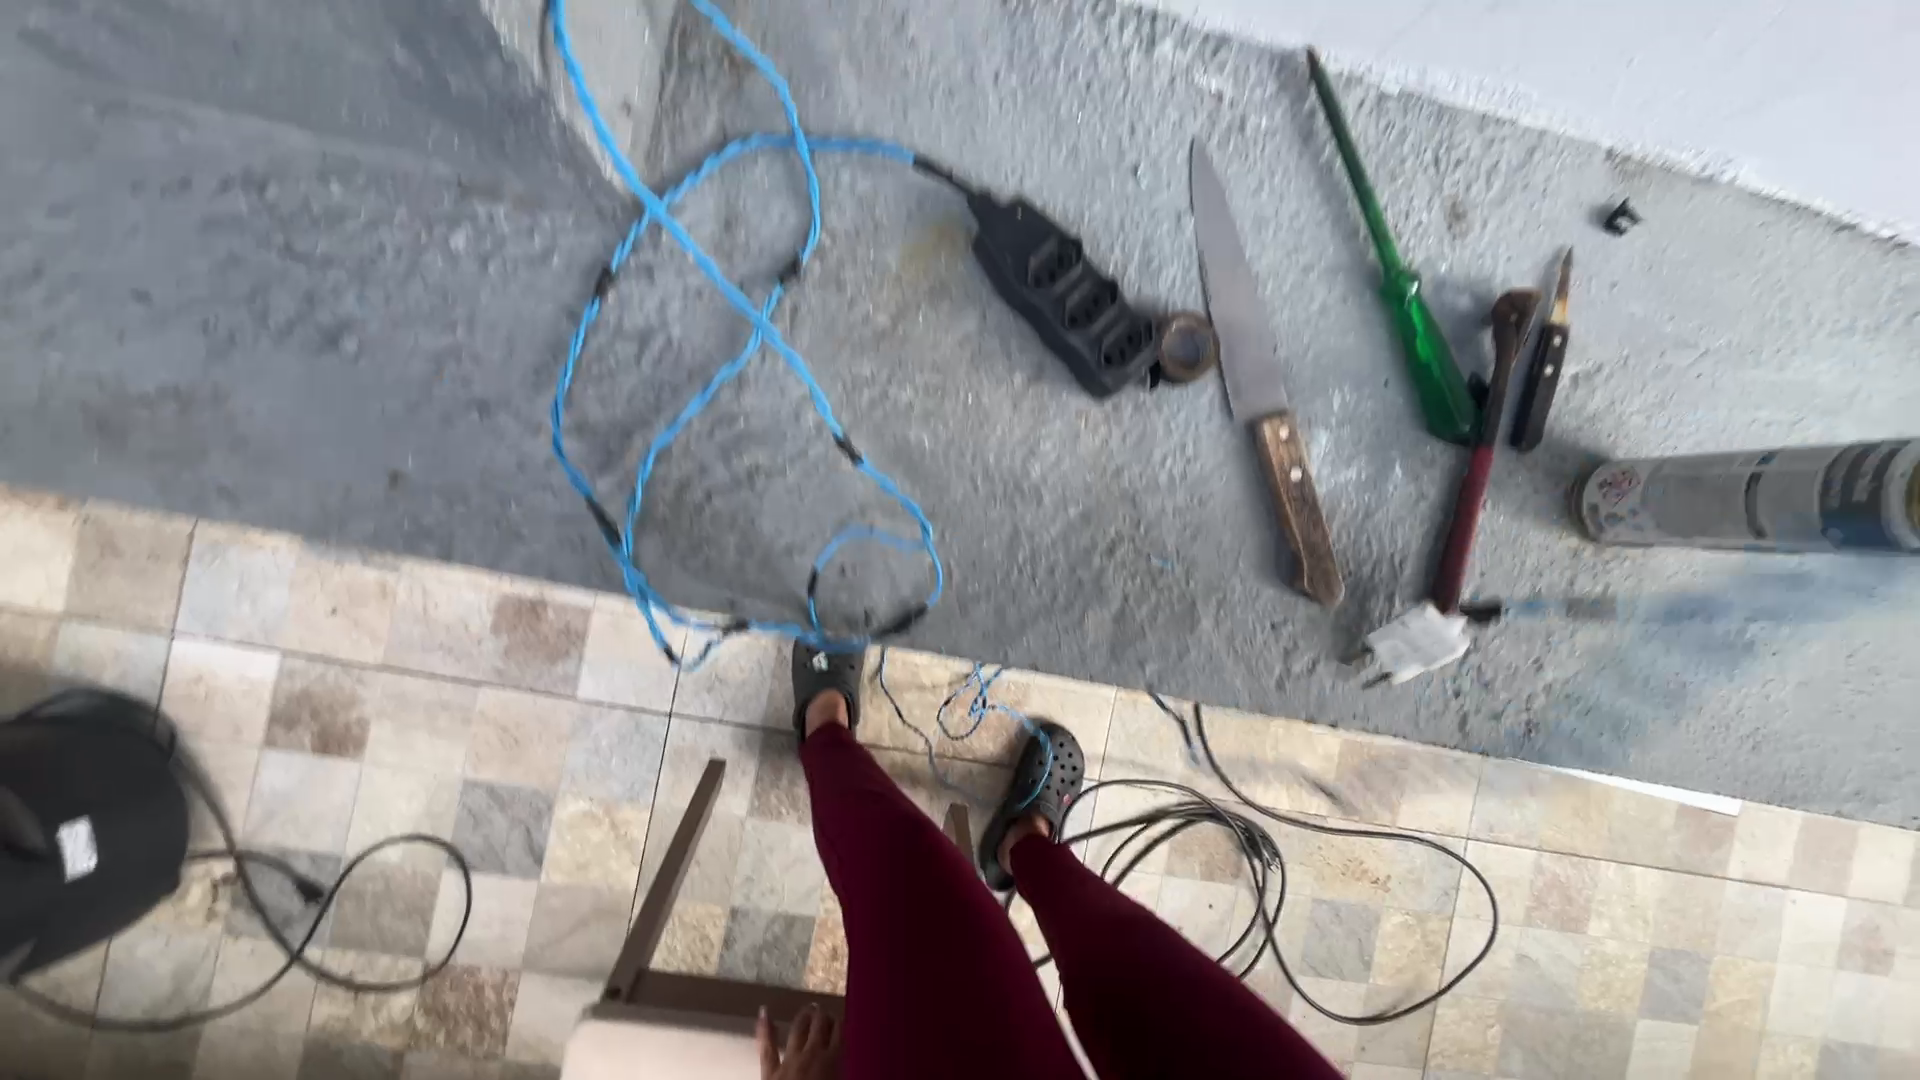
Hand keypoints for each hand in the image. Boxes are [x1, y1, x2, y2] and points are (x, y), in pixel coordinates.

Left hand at [756, 1004, 840, 1079]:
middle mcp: (812, 1054)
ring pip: (798, 1029)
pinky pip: (767, 1047)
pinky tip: (764, 1011)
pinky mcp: (770, 1072)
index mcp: (833, 1062)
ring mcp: (789, 1060)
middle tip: (826, 1012)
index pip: (840, 1033)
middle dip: (824, 1016)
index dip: (840, 1023)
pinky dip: (765, 1028)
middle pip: (820, 1025)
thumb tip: (850, 1068)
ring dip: (804, 1016)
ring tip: (809, 1008)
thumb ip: (844, 1073)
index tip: (841, 1020)